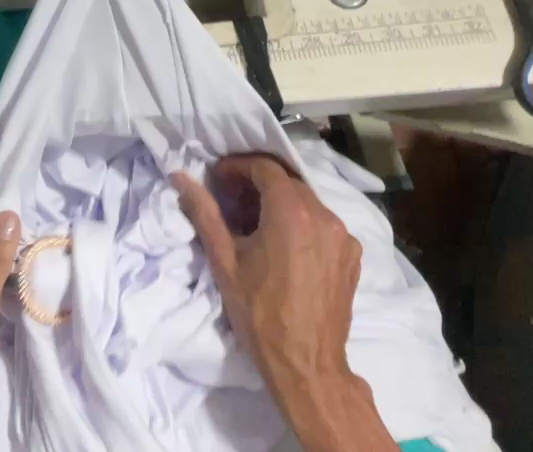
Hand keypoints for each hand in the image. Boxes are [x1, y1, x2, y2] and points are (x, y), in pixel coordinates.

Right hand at [173, 155, 394, 451]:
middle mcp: (324, 217)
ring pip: (307, 201)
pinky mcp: (353, 256)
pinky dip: (301, 221)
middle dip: (257, 182)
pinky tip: (283, 245)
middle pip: (287, 181)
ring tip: (255, 223)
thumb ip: (204, 212)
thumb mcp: (224, 260)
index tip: (218, 179)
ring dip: (280, 201)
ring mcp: (344, 237)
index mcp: (291, 213)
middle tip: (231, 199)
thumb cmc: (259, 312)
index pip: (265, 167)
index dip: (238, 166)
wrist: (306, 366)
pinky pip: (324, 223)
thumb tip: (179, 176)